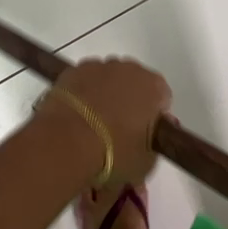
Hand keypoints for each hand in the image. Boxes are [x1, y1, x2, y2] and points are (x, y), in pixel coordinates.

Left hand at [37, 57, 171, 187]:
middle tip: (118, 133)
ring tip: (92, 127)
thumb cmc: (113, 153)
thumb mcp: (145, 162)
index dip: (153, 119)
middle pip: (135, 85)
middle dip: (130, 104)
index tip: (142, 137)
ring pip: (108, 80)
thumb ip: (154, 145)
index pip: (162, 99)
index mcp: (154, 87)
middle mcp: (130, 68)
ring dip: (105, 97)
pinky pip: (85, 82)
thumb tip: (149, 138)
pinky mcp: (72, 71)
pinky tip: (75, 118)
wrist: (65, 143)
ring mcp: (99, 66)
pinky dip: (83, 95)